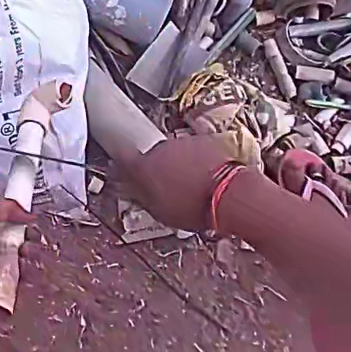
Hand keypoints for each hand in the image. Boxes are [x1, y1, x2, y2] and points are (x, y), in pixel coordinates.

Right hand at [122, 135, 243, 232]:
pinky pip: (193, 149)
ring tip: (190, 185)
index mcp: (144, 167)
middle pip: (152, 156)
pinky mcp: (202, 139)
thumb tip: (128, 190)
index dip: (121, 164)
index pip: (123, 159)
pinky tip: (204, 176)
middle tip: (166, 187)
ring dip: (178, 163)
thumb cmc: (194, 207)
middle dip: (157, 168)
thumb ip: (140, 196)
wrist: (229, 193)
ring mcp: (182, 142)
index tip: (122, 169)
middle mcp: (160, 149)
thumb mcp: (160, 211)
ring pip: (174, 152)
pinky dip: (196, 159)